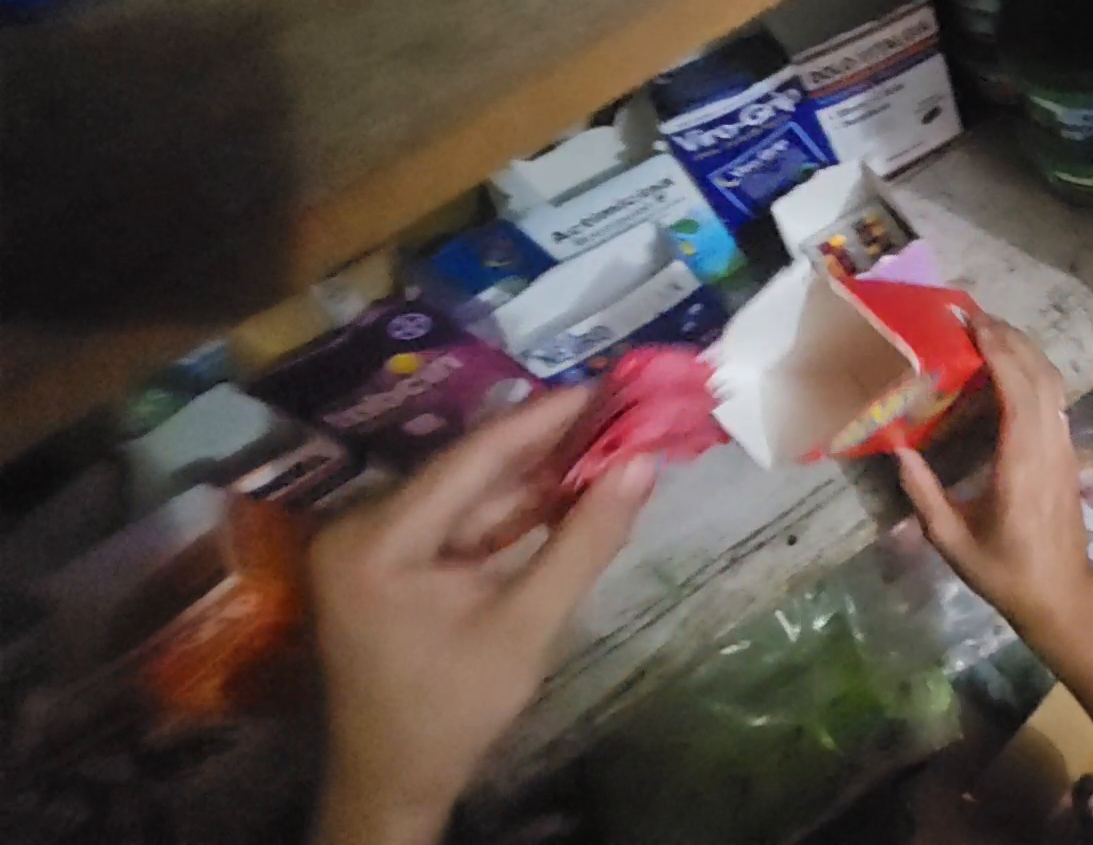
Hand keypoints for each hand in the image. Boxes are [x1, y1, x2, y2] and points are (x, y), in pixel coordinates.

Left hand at [309, 387, 656, 844]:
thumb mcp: (529, 625)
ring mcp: (391, 539)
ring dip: (552, 468)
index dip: (548, 417)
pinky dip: (535, 502)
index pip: (477, 456)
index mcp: (380, 538)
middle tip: (625, 409)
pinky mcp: (412, 555)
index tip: (609, 386)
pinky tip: (583, 482)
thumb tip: (643, 464)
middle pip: (481, 466)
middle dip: (557, 440)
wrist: (399, 781)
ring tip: (617, 437)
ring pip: (487, 487)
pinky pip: (483, 514)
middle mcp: (374, 523)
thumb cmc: (455, 708)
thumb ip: (587, 540)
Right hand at [894, 316, 1092, 632]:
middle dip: (1011, 339)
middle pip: (1041, 375)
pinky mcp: (1067, 451)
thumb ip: (923, 494)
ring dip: (1025, 350)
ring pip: (1053, 382)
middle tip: (974, 318)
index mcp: (1022, 463)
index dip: (1000, 352)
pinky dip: (1033, 370)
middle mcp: (1049, 445)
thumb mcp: (952, 541)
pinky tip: (1009, 366)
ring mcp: (1064, 446)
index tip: (973, 326)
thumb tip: (897, 448)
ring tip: (989, 332)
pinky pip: (1054, 398)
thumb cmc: (1006, 572)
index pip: (1019, 391)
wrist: (1063, 595)